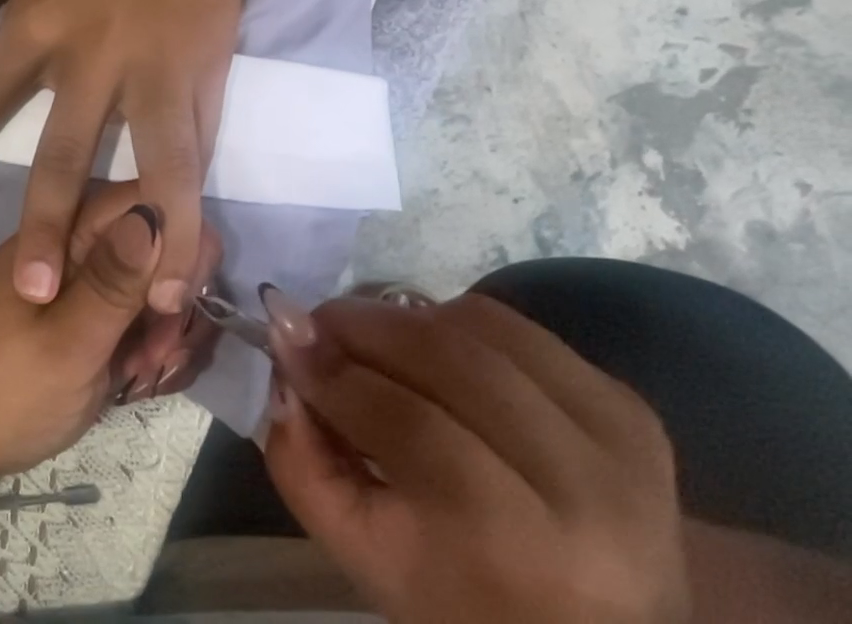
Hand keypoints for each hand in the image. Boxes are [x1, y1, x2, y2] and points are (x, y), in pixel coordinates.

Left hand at [67, 181, 224, 402]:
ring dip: (170, 336)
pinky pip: (141, 330)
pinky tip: (140, 386)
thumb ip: (113, 281)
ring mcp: (84, 296)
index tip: (182, 298)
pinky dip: (154, 356)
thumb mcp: (63, 342)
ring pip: (158, 295)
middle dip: (179, 300)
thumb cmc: (2, 396)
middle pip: (160, 251)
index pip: (139, 203)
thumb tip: (155, 208)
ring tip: (143, 376)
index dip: (178, 239)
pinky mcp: (89, 333)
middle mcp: (76, 257)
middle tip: (158, 351)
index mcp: (60, 242)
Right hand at [261, 290, 690, 623]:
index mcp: (508, 540)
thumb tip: (284, 358)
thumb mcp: (354, 547)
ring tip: (369, 336)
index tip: (279, 335)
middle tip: (316, 322)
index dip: (332, 369)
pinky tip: (433, 353)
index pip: (407, 421)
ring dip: (409, 317)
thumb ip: (299, 457)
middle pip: (453, 360)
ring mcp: (620, 440)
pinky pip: (524, 331)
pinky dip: (459, 324)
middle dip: (365, 324)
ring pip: (488, 330)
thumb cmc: (453, 595)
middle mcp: (583, 485)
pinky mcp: (632, 408)